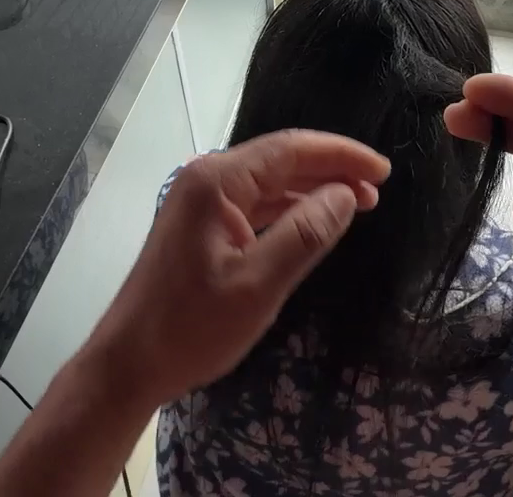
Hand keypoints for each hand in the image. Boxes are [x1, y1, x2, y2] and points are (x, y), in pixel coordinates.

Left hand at [83, 129, 390, 409]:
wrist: (129, 364)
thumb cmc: (191, 327)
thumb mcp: (258, 285)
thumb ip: (305, 234)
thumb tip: (346, 194)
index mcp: (218, 181)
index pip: (291, 148)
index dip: (341, 154)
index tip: (383, 168)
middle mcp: (208, 177)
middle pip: (281, 158)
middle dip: (331, 168)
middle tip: (378, 187)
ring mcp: (202, 199)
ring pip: (270, 179)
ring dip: (313, 187)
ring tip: (359, 202)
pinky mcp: (202, 222)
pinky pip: (255, 201)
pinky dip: (289, 207)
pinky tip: (315, 219)